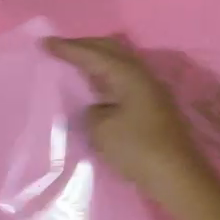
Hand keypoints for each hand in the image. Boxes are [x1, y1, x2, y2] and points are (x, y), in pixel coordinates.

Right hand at [44, 35, 211, 200]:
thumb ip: (90, 113)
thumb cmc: (137, 150)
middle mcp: (141, 76)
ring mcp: (149, 91)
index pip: (93, 55)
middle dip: (84, 46)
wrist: (176, 177)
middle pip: (110, 50)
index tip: (44, 43)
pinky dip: (104, 78)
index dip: (67, 48)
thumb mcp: (101, 131)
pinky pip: (121, 81)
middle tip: (59, 49)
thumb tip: (95, 108)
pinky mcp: (150, 107)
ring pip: (118, 65)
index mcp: (129, 76)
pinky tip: (93, 87)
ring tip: (73, 64)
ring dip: (95, 62)